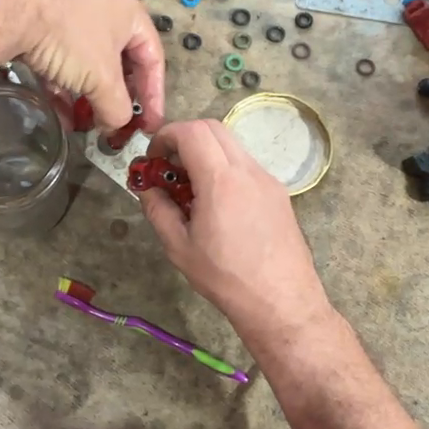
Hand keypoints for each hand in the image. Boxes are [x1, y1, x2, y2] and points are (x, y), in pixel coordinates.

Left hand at [0, 0, 165, 131]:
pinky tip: (63, 118)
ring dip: (90, 99)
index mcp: (131, 16)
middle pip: (120, 65)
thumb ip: (117, 108)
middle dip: (117, 100)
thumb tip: (115, 125)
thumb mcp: (102, 79)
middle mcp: (106, 13)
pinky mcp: (45, 31)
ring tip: (88, 126)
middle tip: (116, 126)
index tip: (149, 125)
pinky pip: (63, 66)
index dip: (153, 97)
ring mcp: (72, 20)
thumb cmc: (71, 38)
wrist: (13, 10)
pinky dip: (65, 92)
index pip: (153, 61)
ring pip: (89, 68)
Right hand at [137, 120, 336, 349]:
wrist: (281, 301)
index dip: (166, 135)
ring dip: (206, 151)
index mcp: (221, 180)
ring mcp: (267, 179)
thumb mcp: (179, 247)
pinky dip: (224, 167)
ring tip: (191, 187)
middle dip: (184, 138)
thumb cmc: (225, 277)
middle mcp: (247, 170)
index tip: (154, 158)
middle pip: (213, 127)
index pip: (191, 131)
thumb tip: (147, 189)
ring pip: (232, 144)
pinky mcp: (278, 192)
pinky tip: (216, 202)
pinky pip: (246, 164)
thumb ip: (158, 210)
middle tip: (169, 166)